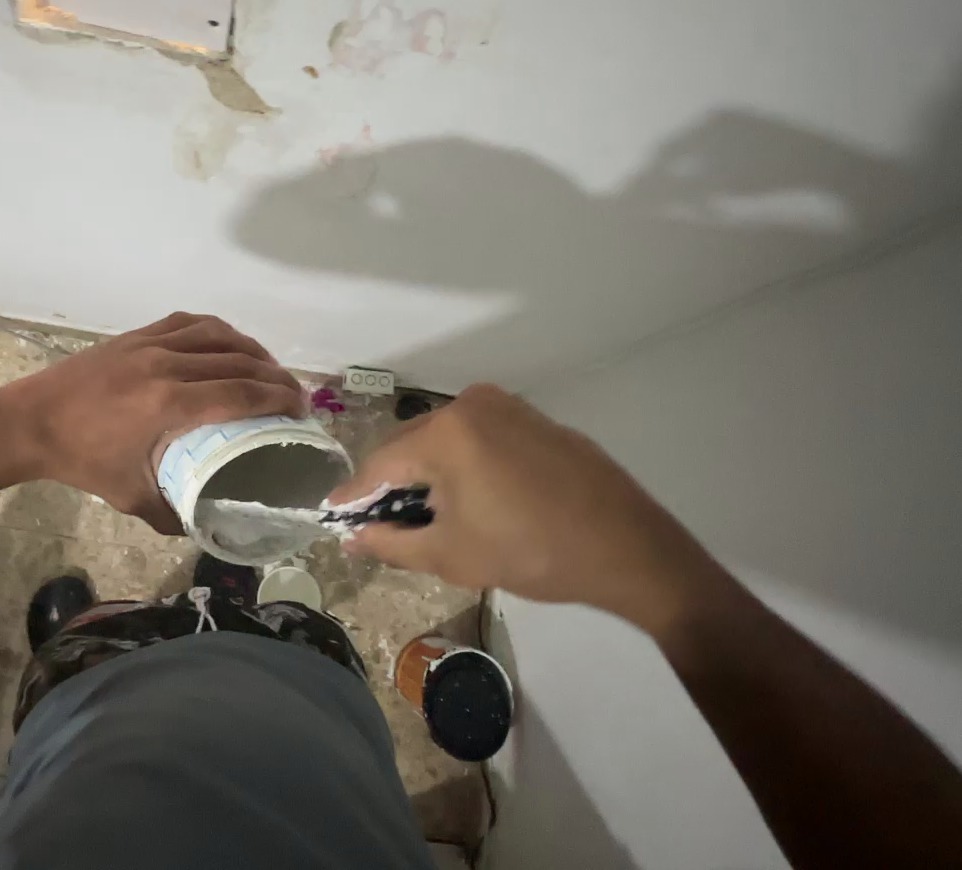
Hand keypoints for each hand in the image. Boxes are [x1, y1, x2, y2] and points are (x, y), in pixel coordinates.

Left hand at [0, 312, 306, 533]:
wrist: (29, 423)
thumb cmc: (80, 461)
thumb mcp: (129, 497)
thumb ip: (171, 515)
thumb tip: (203, 527)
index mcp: (168, 404)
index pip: (240, 392)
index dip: (278, 398)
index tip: (301, 409)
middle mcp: (165, 364)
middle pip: (238, 361)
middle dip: (275, 376)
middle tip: (295, 395)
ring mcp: (150, 344)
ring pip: (217, 334)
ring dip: (252, 348)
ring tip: (268, 369)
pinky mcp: (136, 335)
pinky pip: (189, 323)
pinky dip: (218, 331)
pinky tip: (228, 344)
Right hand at [332, 384, 728, 633]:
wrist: (629, 548)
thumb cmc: (531, 552)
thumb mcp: (452, 555)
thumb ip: (391, 543)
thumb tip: (352, 538)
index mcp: (445, 434)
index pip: (381, 465)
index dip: (354, 494)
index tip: (333, 514)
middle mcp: (469, 405)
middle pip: (410, 445)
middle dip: (392, 483)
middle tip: (380, 521)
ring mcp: (505, 406)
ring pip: (444, 438)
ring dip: (427, 472)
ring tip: (427, 513)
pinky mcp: (532, 416)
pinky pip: (478, 435)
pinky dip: (462, 462)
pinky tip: (472, 495)